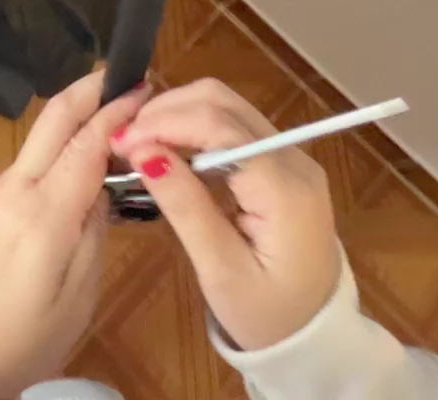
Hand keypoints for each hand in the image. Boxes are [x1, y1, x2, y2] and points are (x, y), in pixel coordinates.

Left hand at [0, 70, 147, 398]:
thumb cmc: (30, 335)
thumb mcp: (80, 293)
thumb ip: (95, 228)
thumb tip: (105, 183)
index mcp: (43, 215)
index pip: (85, 144)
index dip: (117, 112)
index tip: (145, 88)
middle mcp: (17, 186)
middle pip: (54, 118)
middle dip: (91, 88)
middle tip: (128, 75)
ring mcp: (0, 185)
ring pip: (42, 130)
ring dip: (78, 108)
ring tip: (116, 104)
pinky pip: (34, 152)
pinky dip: (63, 135)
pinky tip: (86, 142)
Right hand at [111, 79, 341, 351]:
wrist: (317, 336)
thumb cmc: (267, 315)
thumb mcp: (221, 270)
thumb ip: (184, 206)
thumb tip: (142, 152)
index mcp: (284, 188)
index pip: (217, 126)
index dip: (164, 123)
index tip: (120, 141)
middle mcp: (292, 157)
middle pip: (220, 101)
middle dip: (166, 110)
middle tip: (124, 139)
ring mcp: (289, 153)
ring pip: (223, 103)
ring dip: (176, 112)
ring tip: (139, 141)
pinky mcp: (278, 158)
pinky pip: (229, 121)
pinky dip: (191, 123)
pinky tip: (166, 147)